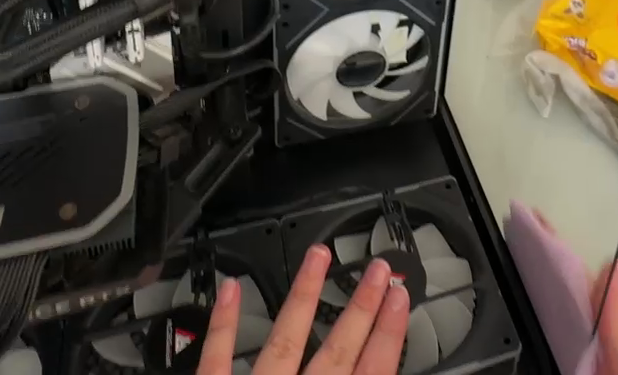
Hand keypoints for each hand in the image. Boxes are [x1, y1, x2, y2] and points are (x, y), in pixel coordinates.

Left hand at [199, 243, 410, 374]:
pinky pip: (216, 360)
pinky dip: (224, 324)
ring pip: (284, 340)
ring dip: (305, 294)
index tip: (400, 299)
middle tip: (378, 267)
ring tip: (319, 255)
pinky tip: (232, 289)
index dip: (388, 335)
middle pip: (336, 351)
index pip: (369, 374)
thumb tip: (378, 369)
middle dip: (360, 306)